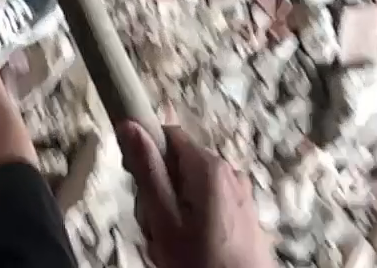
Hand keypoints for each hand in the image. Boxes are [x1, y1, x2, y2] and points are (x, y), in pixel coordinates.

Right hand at [118, 122, 275, 267]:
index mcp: (209, 166)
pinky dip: (197, 220)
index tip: (137, 185)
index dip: (147, 154)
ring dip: (176, 209)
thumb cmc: (200, 263)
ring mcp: (241, 194)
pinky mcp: (247, 216)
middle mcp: (229, 171)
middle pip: (179, 163)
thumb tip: (129, 123)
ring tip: (172, 243)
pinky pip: (211, 204)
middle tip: (155, 225)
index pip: (167, 135)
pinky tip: (193, 249)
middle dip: (161, 190)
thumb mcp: (164, 219)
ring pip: (193, 186)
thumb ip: (147, 169)